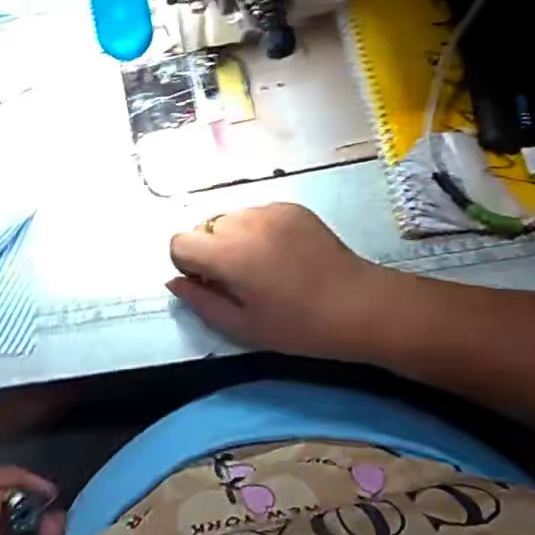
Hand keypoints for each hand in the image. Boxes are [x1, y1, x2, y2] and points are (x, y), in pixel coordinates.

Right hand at [167, 203, 392, 357]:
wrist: (358, 305)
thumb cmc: (297, 326)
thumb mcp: (242, 326)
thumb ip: (200, 301)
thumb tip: (176, 282)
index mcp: (229, 253)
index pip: (180, 242)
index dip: (188, 265)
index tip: (212, 284)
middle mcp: (245, 222)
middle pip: (205, 227)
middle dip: (212, 250)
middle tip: (240, 280)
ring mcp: (271, 210)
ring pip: (232, 218)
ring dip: (235, 238)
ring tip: (265, 267)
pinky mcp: (292, 207)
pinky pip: (258, 213)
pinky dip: (259, 231)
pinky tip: (284, 255)